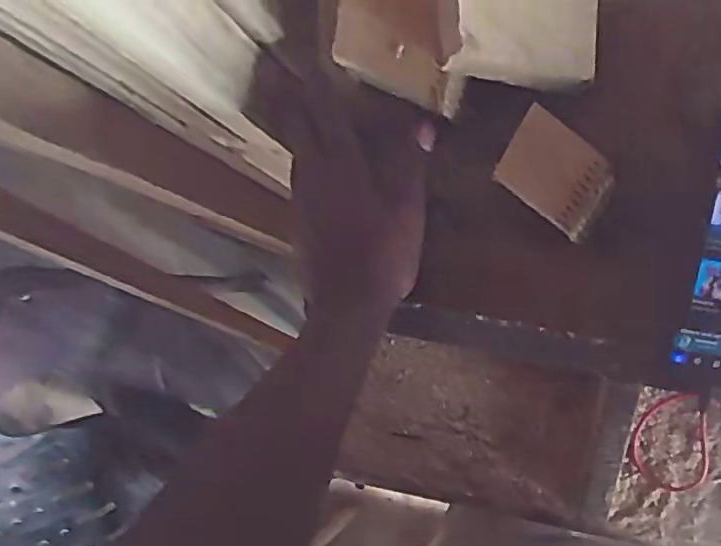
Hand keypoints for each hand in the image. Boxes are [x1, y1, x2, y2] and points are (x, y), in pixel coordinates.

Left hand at [278, 59, 434, 317]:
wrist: (348, 303)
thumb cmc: (383, 255)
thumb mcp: (408, 211)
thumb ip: (411, 165)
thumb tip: (424, 125)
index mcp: (342, 162)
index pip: (326, 109)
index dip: (324, 86)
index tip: (324, 68)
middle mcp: (313, 172)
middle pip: (298, 124)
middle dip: (304, 104)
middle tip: (313, 94)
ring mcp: (301, 199)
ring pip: (297, 154)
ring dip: (304, 138)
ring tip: (317, 133)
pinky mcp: (298, 223)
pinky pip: (300, 185)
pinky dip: (309, 173)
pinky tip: (321, 184)